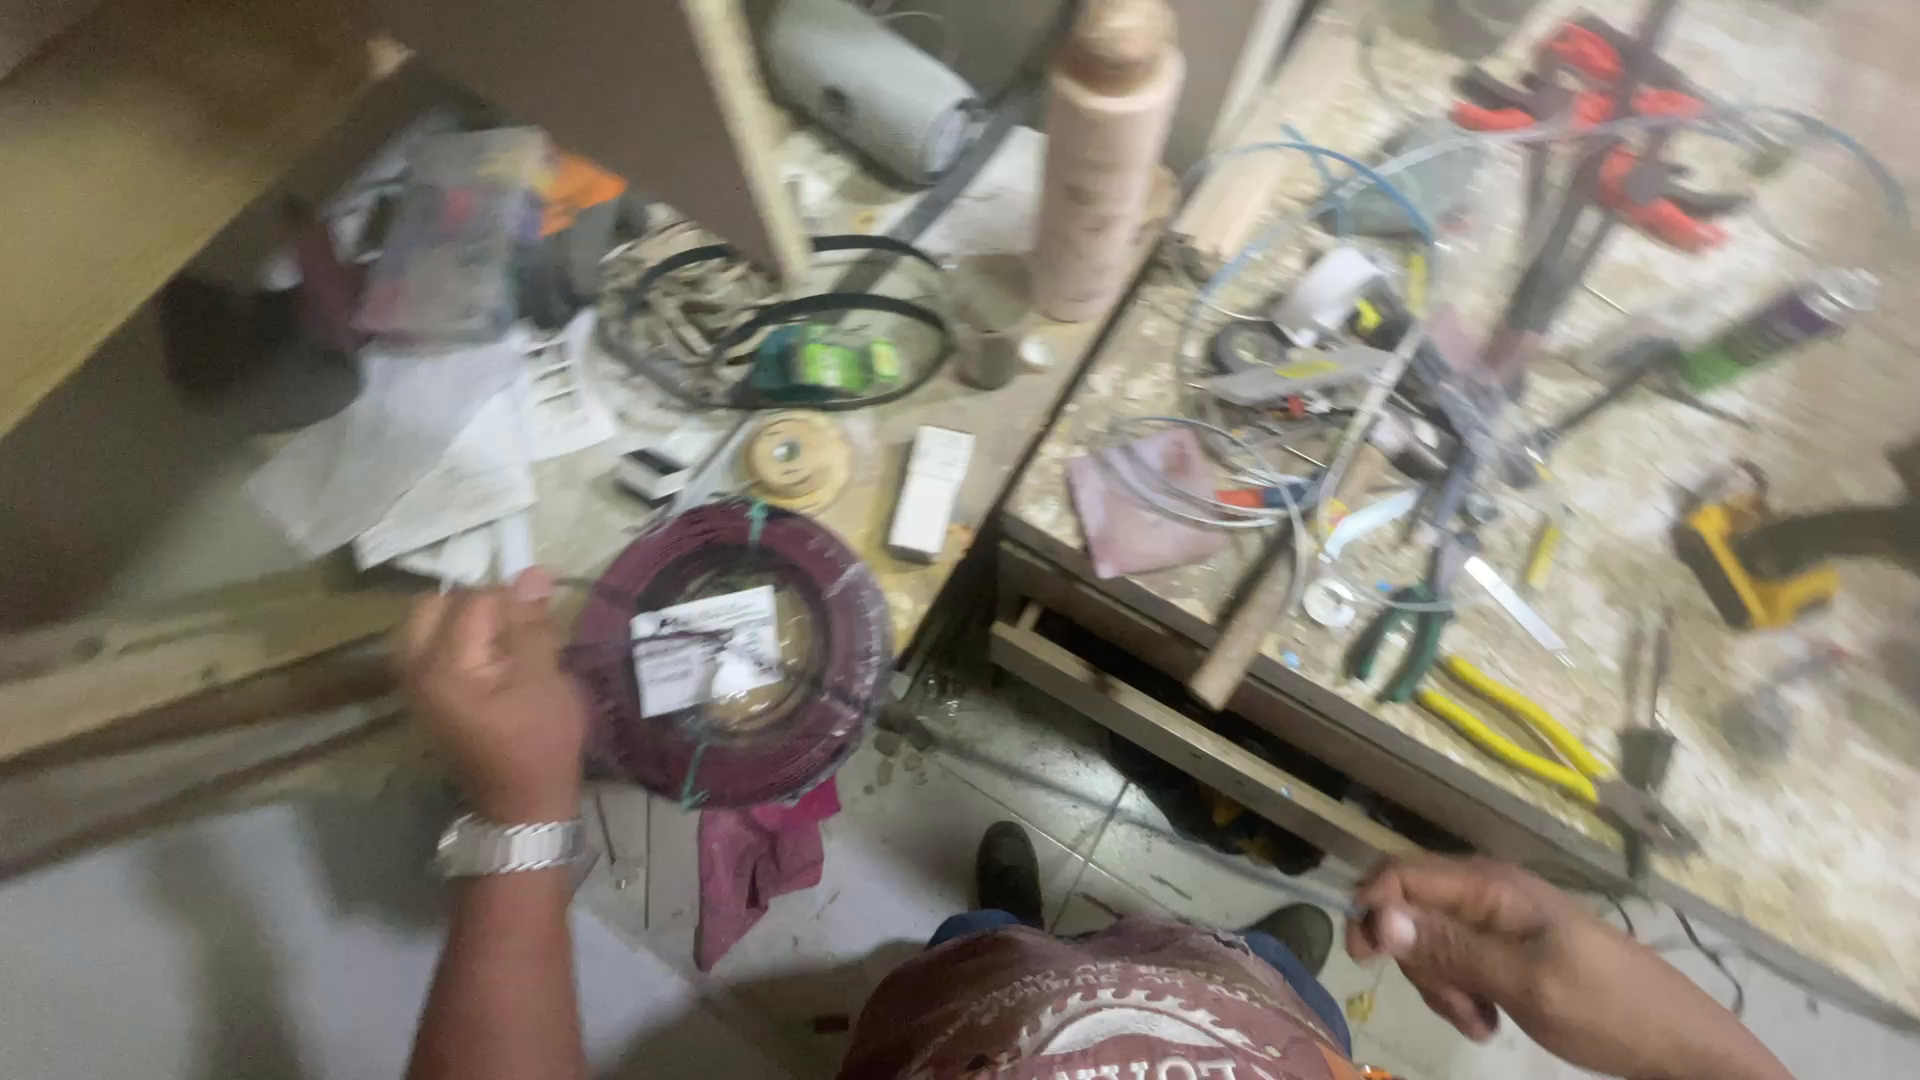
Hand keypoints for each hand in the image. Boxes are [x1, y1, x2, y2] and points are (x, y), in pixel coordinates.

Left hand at [394, 568, 587, 822]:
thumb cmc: (540, 740)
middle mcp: (414, 670)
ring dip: (466, 620)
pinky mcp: (423, 694)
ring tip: (506, 640)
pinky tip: (493, 658)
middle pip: (432, 606)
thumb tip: (531, 572)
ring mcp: (412, 684)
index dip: (511, 599)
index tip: (541, 619)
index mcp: (444, 667)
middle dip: (476, 603)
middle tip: (517, 625)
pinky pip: (429, 645)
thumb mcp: (545, 680)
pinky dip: (460, 639)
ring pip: (427, 624)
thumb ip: (531, 625)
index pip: (472, 601)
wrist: (522, 800)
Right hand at [1347, 856, 1788, 1079]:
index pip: (1400, 874)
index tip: (1364, 960)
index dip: (1371, 908)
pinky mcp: (1506, 945)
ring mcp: (1497, 918)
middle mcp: (1485, 890)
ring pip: (1428, 938)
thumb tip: (1375, 916)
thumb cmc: (1610, 1010)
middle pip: (1409, 909)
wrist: (1691, 1054)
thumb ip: (1450, 947)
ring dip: (1441, 983)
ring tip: (1480, 1021)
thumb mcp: (1527, 984)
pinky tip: (1487, 1016)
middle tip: (1456, 1009)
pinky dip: (1459, 990)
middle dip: (1417, 960)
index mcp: (1489, 883)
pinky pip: (1455, 957)